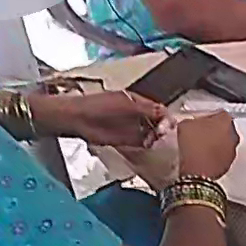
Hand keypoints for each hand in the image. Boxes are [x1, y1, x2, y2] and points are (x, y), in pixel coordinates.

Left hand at [28, 90, 164, 148]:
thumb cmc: (97, 108)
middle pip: (155, 121)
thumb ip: (147, 110)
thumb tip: (165, 115)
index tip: (169, 125)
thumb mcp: (126, 105)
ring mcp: (130, 126)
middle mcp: (134, 113)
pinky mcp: (124, 139)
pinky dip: (146, 143)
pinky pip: (141, 142)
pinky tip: (148, 144)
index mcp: (135, 101)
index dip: (165, 116)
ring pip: (149, 132)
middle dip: (162, 127)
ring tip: (156, 140)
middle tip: (164, 134)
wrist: (76, 119)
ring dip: (155, 136)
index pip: (157, 108)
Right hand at [174, 111, 238, 181]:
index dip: (208, 116)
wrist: (197, 171)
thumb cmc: (194, 146)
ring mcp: (232, 151)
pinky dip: (214, 156)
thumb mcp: (185, 124)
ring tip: (200, 147)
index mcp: (225, 120)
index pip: (219, 113)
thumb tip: (190, 124)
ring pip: (224, 143)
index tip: (200, 120)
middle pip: (224, 128)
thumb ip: (192, 121)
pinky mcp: (228, 165)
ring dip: (215, 144)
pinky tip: (203, 158)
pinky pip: (221, 157)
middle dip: (213, 130)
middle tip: (200, 133)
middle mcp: (233, 135)